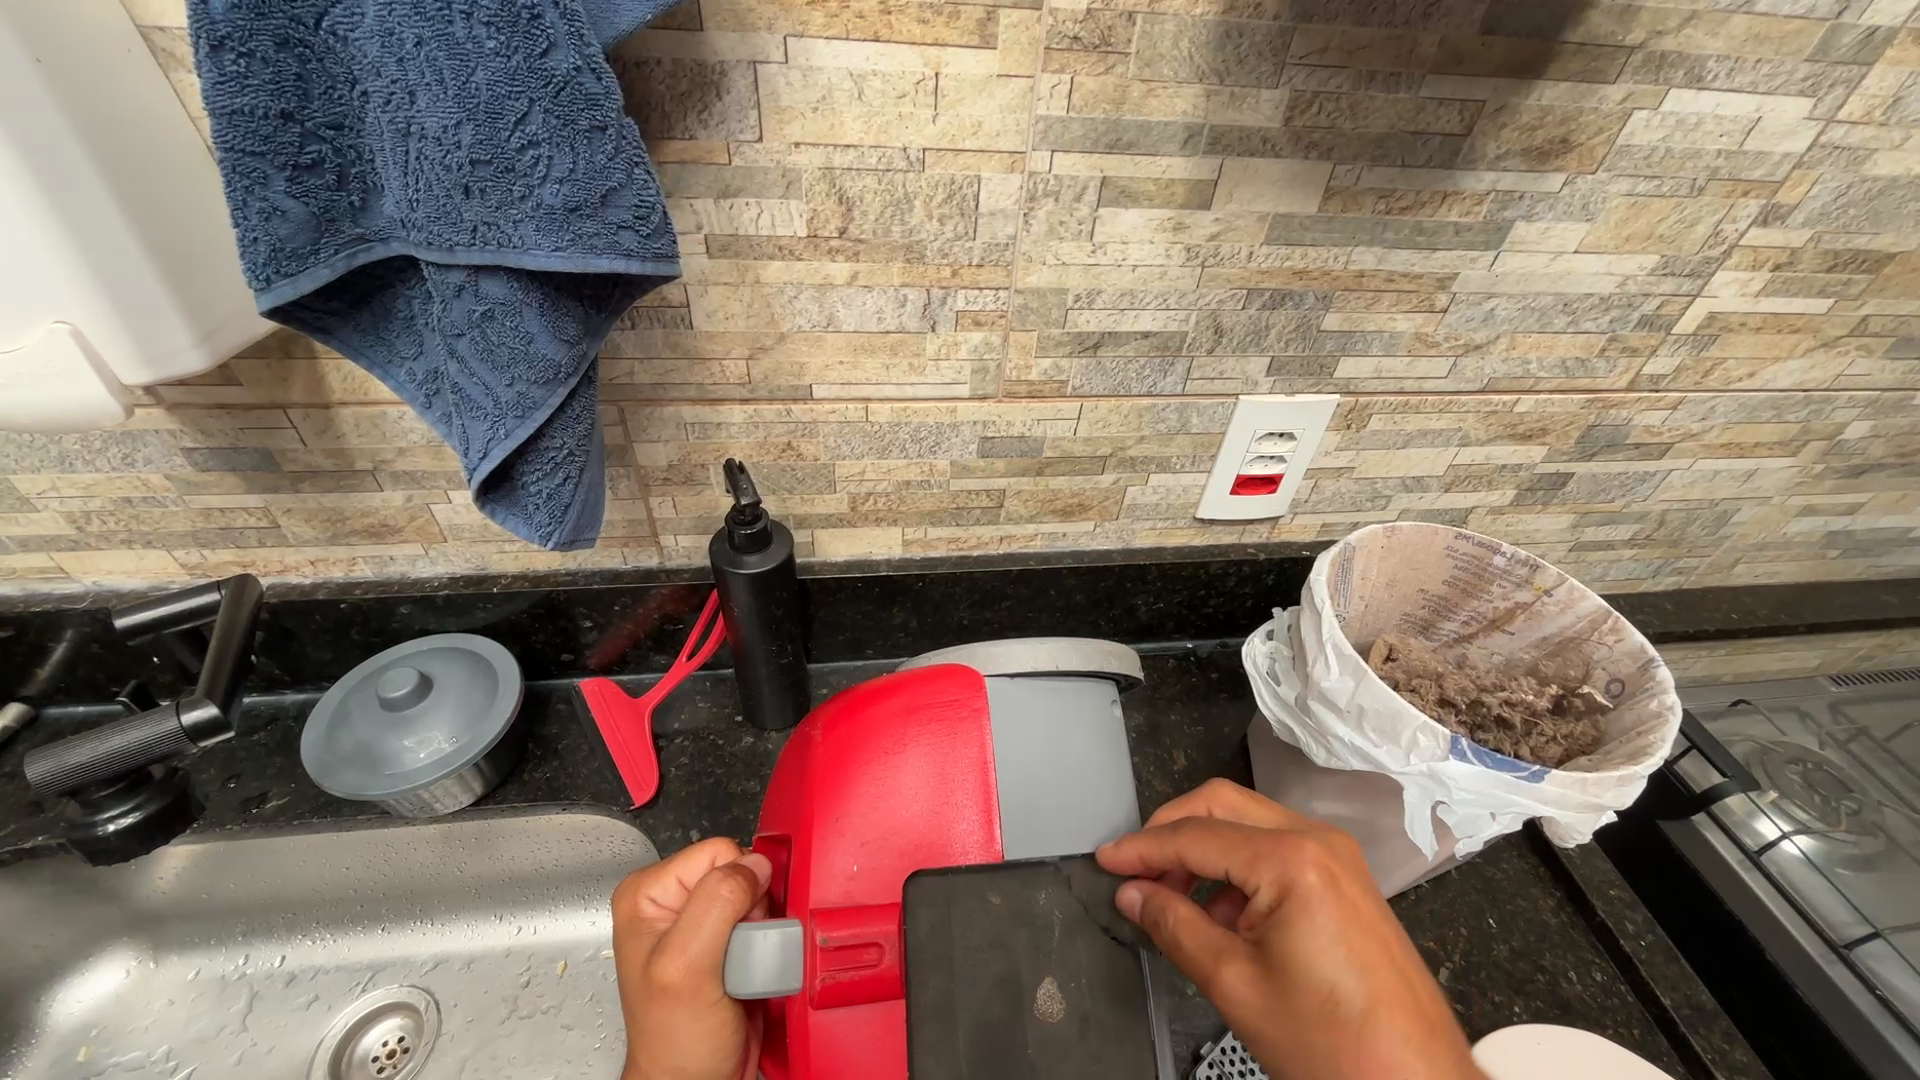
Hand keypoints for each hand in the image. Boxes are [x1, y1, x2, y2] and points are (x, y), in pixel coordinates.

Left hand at [612, 837, 771, 1079]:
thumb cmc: (675, 1041)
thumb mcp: (686, 967)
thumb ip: (717, 903)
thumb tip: (755, 864)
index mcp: (649, 893)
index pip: (717, 851)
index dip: (736, 888)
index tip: (729, 934)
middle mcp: (672, 900)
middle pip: (740, 869)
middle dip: (752, 910)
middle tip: (735, 955)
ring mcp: (701, 919)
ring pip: (759, 892)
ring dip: (763, 930)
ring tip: (742, 966)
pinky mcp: (728, 939)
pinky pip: (767, 917)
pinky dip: (769, 942)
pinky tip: (752, 969)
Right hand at [1097, 779, 1481, 1079]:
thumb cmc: (1330, 1045)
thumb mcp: (1235, 984)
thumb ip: (1174, 925)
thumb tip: (1132, 894)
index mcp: (1290, 859)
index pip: (1195, 835)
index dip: (1142, 847)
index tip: (1105, 861)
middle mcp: (1315, 839)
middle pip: (1221, 804)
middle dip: (1171, 831)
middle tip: (1136, 871)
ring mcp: (1336, 856)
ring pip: (1247, 822)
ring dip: (1204, 849)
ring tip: (1176, 902)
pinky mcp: (1344, 879)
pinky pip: (1275, 849)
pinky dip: (1237, 868)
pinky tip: (1221, 917)